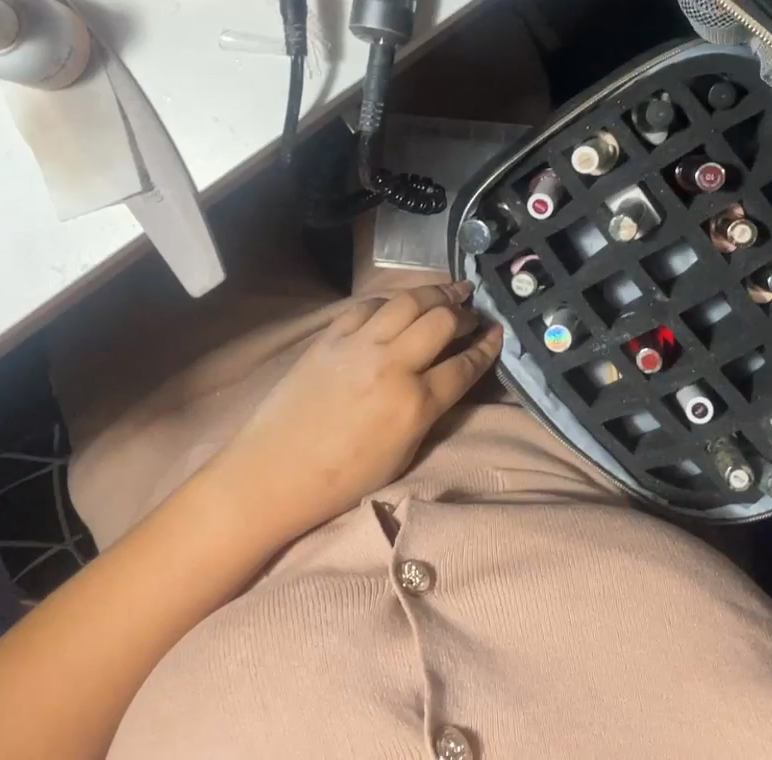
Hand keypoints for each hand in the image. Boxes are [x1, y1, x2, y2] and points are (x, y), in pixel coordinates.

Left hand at [204, 280, 503, 542]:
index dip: (487, 347)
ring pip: (407, 302)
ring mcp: (358, 346)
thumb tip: (450, 380)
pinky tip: (399, 303)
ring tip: (450, 290)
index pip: (464, 365)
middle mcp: (391, 365)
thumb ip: (430, 412)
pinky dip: (391, 301)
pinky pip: (368, 306)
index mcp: (414, 405)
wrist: (272, 474)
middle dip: (465, 313)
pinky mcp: (329, 338)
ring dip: (434, 293)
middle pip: (441, 321)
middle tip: (474, 311)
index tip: (498, 333)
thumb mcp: (403, 456)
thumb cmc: (341, 480)